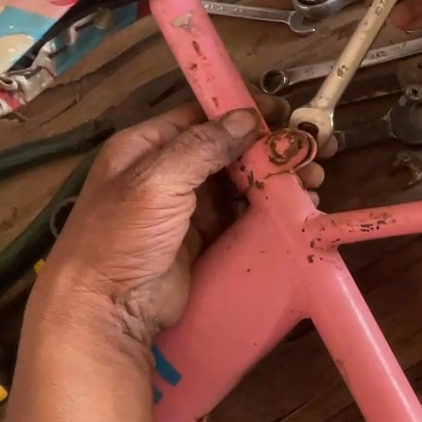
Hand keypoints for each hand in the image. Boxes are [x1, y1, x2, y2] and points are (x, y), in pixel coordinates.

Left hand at [31, 101, 319, 350]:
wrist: (106, 310)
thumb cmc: (121, 237)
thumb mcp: (155, 182)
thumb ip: (203, 146)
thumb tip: (248, 117)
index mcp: (147, 147)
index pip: (202, 116)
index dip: (244, 111)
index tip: (286, 113)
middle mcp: (170, 170)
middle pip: (230, 147)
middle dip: (272, 146)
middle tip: (312, 148)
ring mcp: (190, 204)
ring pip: (243, 179)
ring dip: (278, 176)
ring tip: (315, 178)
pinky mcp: (208, 235)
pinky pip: (246, 211)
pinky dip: (273, 206)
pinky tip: (300, 204)